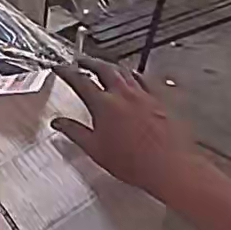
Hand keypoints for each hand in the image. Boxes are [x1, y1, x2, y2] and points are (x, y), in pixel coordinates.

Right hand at [52, 58, 230, 229]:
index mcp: (104, 104)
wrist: (171, 168)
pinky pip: (144, 80)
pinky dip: (133, 75)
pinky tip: (134, 78)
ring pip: (124, 71)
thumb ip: (74, 132)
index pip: (80, 80)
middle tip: (81, 61)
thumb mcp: (95, 149)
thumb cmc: (135, 162)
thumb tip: (59, 123)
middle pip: (103, 68)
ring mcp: (144, 96)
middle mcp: (124, 95)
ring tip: (104, 65)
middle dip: (89, 62)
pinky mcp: (160, 101)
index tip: (61, 68)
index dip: (67, 72)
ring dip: (110, 65)